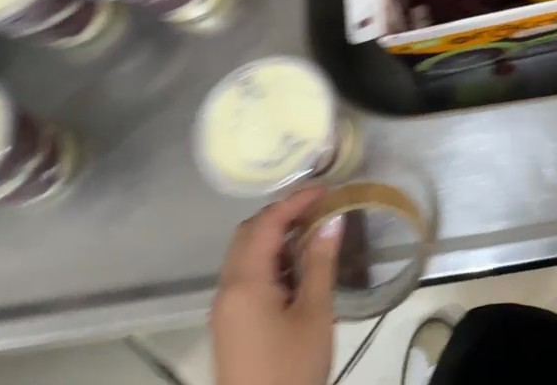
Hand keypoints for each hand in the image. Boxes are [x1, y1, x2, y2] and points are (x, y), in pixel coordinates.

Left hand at [212, 188, 345, 384]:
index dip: (296, 201)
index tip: (327, 189)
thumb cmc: (291, 369)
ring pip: (244, 255)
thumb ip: (320, 262)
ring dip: (274, 237)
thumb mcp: (314, 314)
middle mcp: (227, 289)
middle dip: (281, 215)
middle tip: (318, 208)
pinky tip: (296, 268)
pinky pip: (245, 276)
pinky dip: (269, 260)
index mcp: (245, 282)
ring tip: (313, 233)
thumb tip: (332, 219)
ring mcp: (224, 309)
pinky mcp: (229, 325)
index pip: (267, 224)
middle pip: (248, 234)